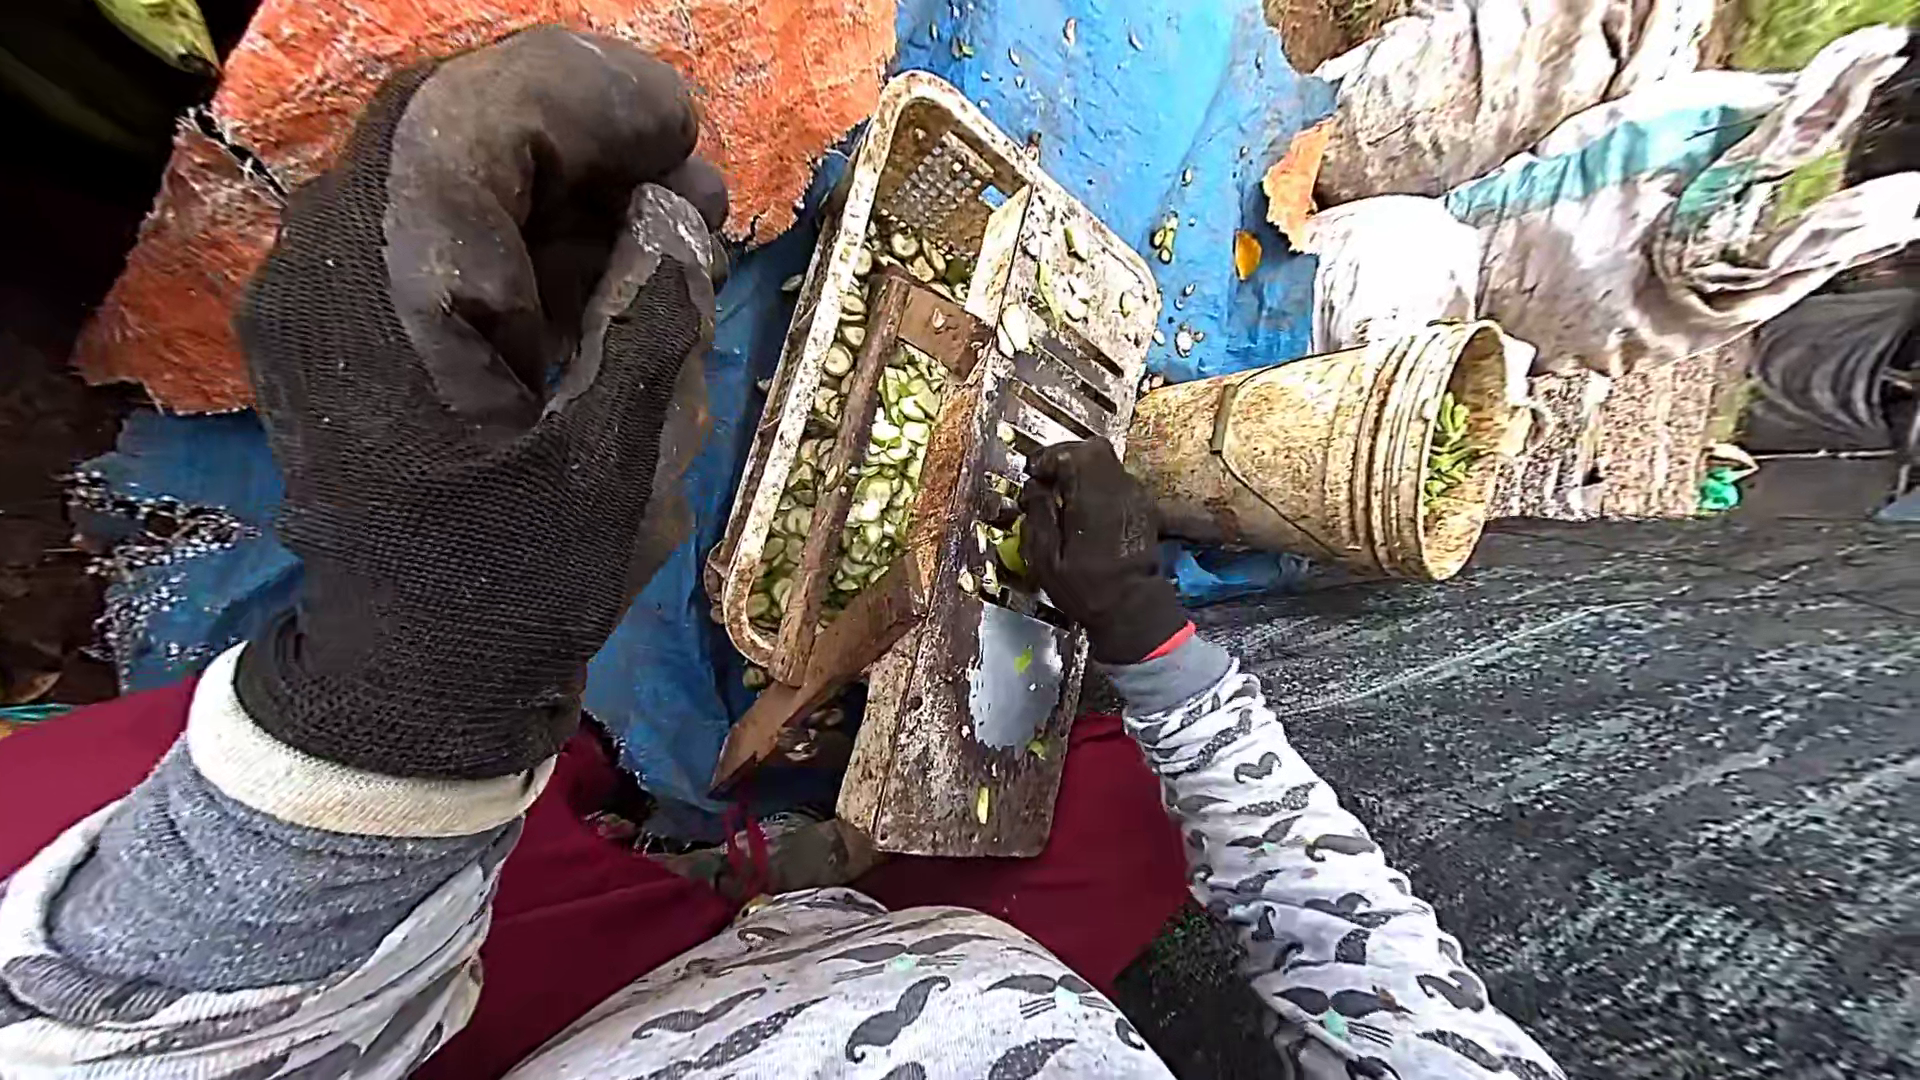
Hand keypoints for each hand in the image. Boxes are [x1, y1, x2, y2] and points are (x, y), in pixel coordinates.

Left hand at [234, 30, 723, 779]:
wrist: (437, 669)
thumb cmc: (520, 585)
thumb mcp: (604, 473)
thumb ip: (645, 337)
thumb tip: (681, 221)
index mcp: (382, 301)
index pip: (459, 124)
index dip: (581, 96)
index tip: (684, 120)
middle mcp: (348, 275)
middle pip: (460, 138)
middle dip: (591, 136)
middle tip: (698, 169)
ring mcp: (370, 304)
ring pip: (477, 194)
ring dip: (588, 192)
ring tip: (688, 214)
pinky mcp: (408, 339)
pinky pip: (489, 257)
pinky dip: (570, 247)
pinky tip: (640, 271)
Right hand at [1018, 439, 1188, 664]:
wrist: (1132, 609)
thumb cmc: (1088, 590)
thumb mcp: (1047, 559)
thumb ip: (1038, 517)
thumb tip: (1034, 490)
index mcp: (1095, 501)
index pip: (1072, 455)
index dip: (1048, 458)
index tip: (1034, 473)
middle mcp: (1120, 492)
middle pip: (1093, 450)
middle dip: (1065, 457)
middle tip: (1046, 477)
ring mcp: (1136, 498)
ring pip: (1106, 462)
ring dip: (1081, 470)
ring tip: (1062, 493)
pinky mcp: (1142, 507)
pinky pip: (1116, 480)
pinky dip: (1097, 484)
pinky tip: (1083, 506)